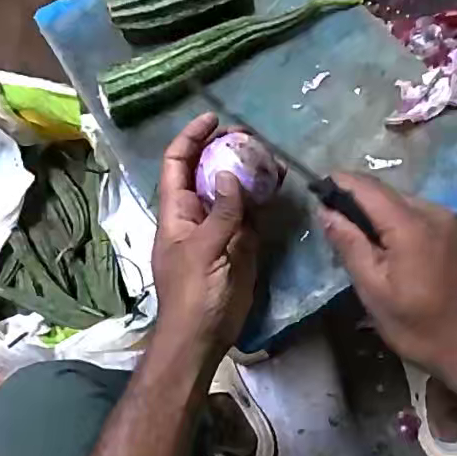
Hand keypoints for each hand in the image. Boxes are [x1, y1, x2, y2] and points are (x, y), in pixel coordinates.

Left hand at [151, 113, 257, 363]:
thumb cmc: (192, 294)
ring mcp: (219, 227)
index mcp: (176, 210)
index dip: (191, 137)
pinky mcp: (240, 243)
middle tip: (253, 137)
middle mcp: (197, 213)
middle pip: (208, 170)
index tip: (213, 119)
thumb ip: (220, 213)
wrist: (203, 336)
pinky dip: (263, 196)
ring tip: (272, 155)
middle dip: (226, 149)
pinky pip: (251, 213)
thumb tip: (231, 174)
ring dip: (250, 171)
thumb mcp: (203, 250)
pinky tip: (279, 183)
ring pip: (234, 189)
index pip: (177, 162)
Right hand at [318, 173, 456, 398]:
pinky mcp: (456, 233)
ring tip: (353, 234)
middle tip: (329, 218)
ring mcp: (449, 221)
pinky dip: (395, 220)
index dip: (339, 182)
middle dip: (355, 198)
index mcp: (411, 225)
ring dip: (375, 211)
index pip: (368, 187)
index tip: (315, 188)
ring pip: (401, 202)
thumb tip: (325, 211)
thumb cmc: (421, 328)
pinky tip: (384, 244)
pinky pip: (417, 214)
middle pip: (385, 191)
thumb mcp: (374, 291)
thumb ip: (349, 245)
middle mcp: (433, 212)